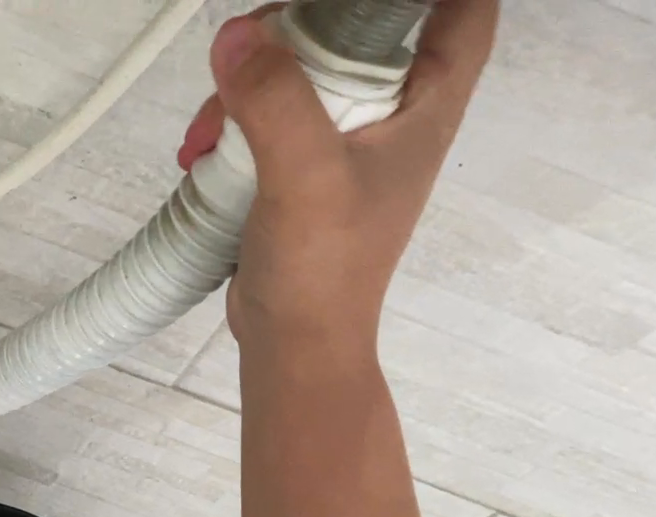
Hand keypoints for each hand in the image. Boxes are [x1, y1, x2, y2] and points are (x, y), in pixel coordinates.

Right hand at [177, 0, 498, 355]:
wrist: (292, 344)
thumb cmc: (321, 267)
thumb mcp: (304, 174)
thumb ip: (275, 101)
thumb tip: (234, 35)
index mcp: (424, 105)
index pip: (458, 10)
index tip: (351, 0)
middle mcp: (389, 120)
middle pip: (355, 36)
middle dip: (293, 38)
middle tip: (244, 51)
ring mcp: (339, 152)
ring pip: (300, 83)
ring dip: (245, 92)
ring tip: (201, 134)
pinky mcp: (295, 181)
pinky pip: (266, 129)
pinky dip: (231, 132)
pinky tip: (197, 157)